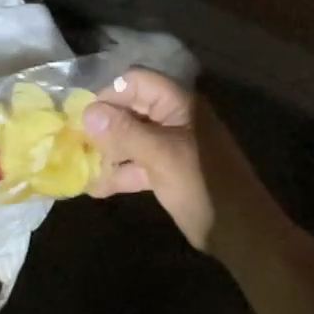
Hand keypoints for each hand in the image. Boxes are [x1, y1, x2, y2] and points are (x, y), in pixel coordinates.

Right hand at [83, 69, 268, 251]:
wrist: (241, 232)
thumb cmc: (203, 184)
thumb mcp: (160, 155)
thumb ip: (124, 132)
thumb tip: (88, 112)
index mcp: (179, 104)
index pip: (136, 82)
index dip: (109, 94)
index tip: (83, 116)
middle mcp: (174, 118)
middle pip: (131, 109)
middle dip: (103, 124)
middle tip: (73, 141)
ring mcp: (171, 146)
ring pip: (132, 138)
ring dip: (107, 151)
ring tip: (77, 165)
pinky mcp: (168, 171)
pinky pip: (138, 164)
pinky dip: (119, 173)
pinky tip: (94, 187)